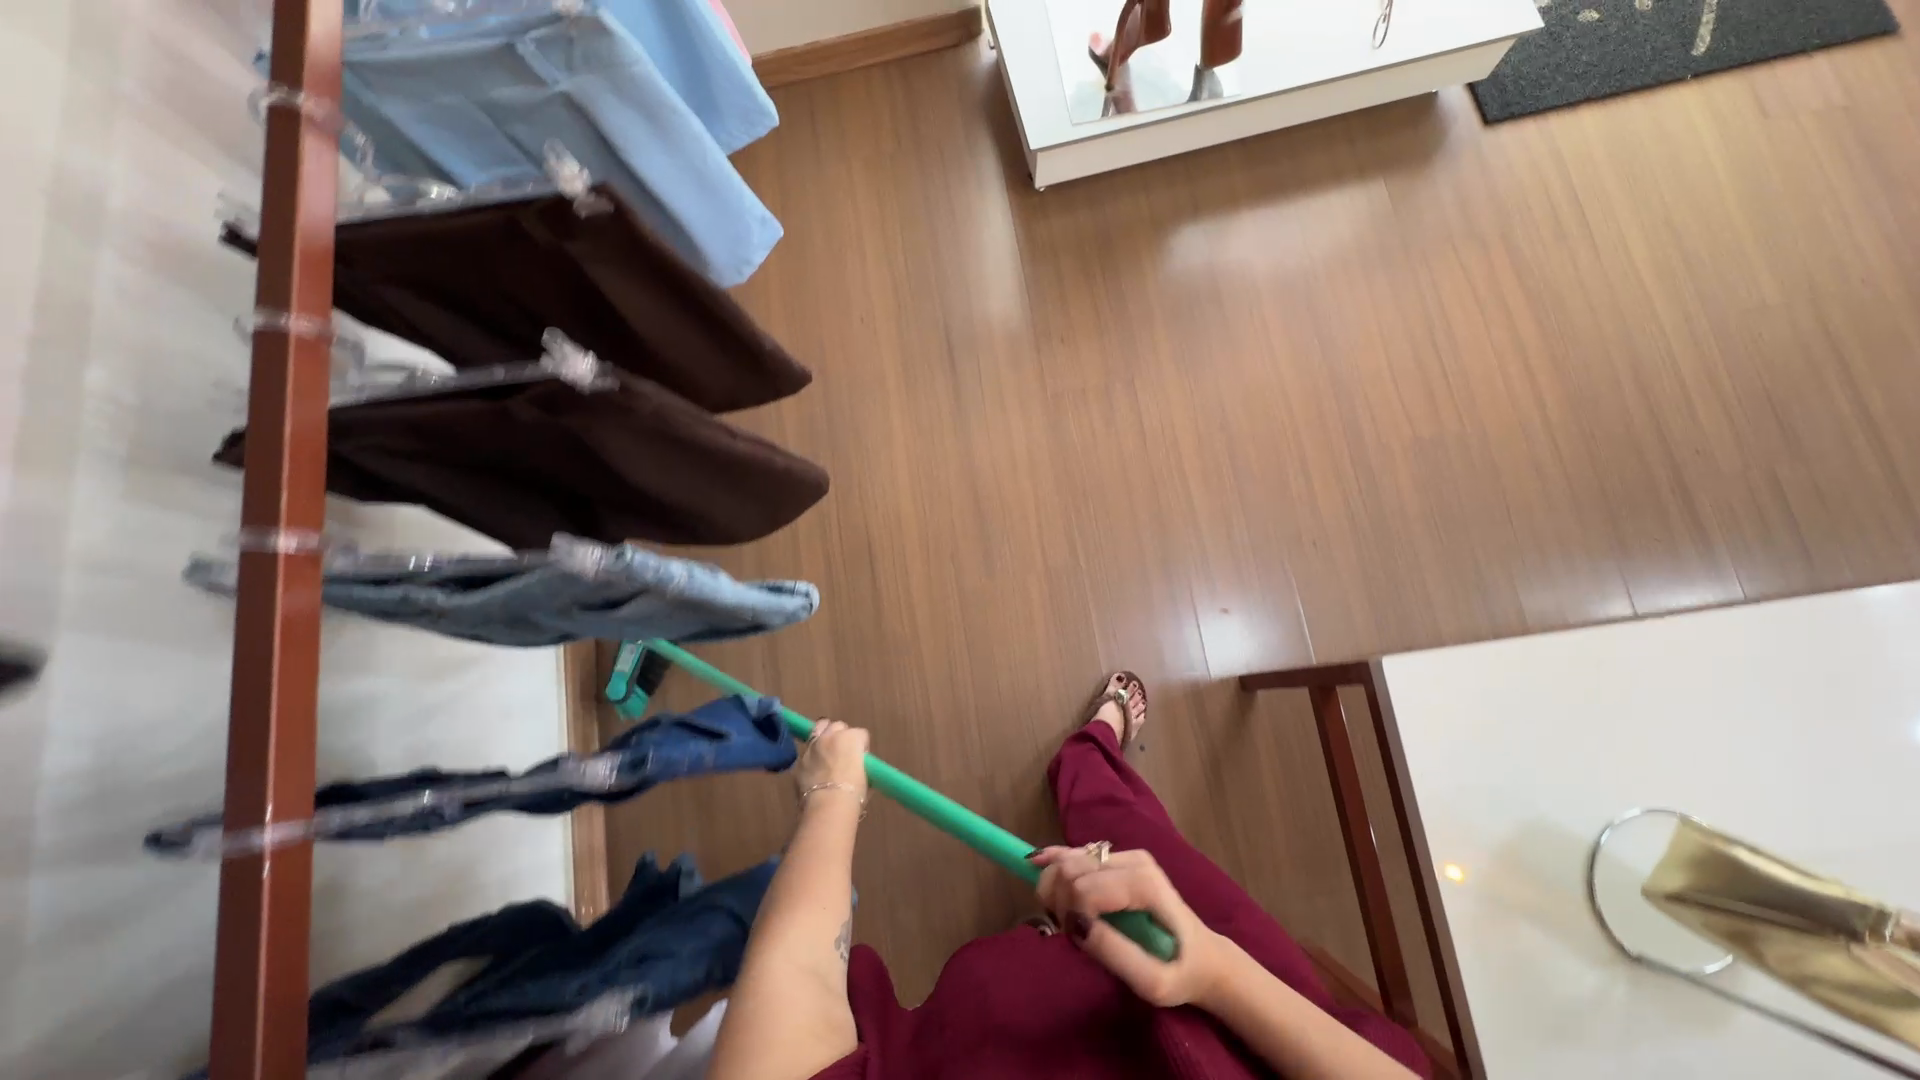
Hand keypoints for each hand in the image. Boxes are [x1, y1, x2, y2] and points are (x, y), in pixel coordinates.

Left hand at [796, 720, 869, 804]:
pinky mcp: (800, 760)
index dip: (862, 746)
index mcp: (852, 738)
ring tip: (826, 753)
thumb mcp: (867, 778)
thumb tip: (857, 769)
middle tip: (844, 753)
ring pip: (818, 730)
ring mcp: (813, 746)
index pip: (861, 734)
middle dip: (842, 736)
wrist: (828, 806)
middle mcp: (831, 736)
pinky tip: (815, 770)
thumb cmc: (854, 792)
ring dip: (824, 738)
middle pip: (838, 727)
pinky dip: (812, 757)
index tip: (862, 759)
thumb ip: (862, 766)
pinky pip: (807, 752)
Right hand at [1032, 845, 1232, 1007]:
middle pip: (1070, 869)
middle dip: (1059, 902)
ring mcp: (1126, 856)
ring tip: (1067, 919)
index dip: (1070, 917)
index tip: (1078, 943)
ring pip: (1068, 859)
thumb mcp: (1153, 983)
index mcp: (1143, 885)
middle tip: (1068, 932)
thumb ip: (1115, 954)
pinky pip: (1074, 855)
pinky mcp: (1119, 859)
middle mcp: (1134, 861)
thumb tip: (1077, 926)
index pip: (1082, 889)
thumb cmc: (1181, 975)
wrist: (1204, 960)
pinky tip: (1035, 864)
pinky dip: (1054, 864)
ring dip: (1055, 889)